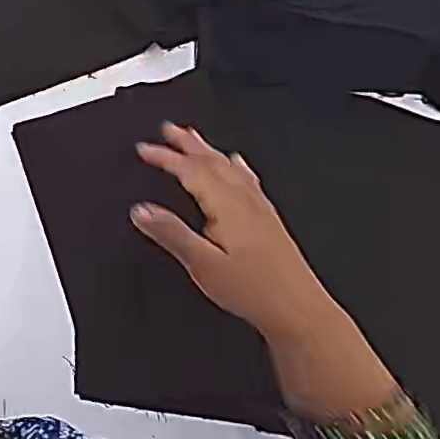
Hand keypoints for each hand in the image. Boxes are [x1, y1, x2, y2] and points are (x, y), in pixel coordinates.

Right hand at [130, 123, 332, 340]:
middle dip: (188, 143)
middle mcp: (246, 203)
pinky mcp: (268, 221)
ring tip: (196, 139)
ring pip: (230, 168)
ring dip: (209, 150)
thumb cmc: (255, 290)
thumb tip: (141, 210)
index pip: (191, 172)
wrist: (298, 310)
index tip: (145, 148)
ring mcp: (260, 210)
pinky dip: (235, 166)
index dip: (166, 157)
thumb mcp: (202, 264)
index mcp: (228, 208)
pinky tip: (238, 166)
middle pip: (213, 162)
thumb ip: (171, 233)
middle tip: (169, 129)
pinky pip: (248, 180)